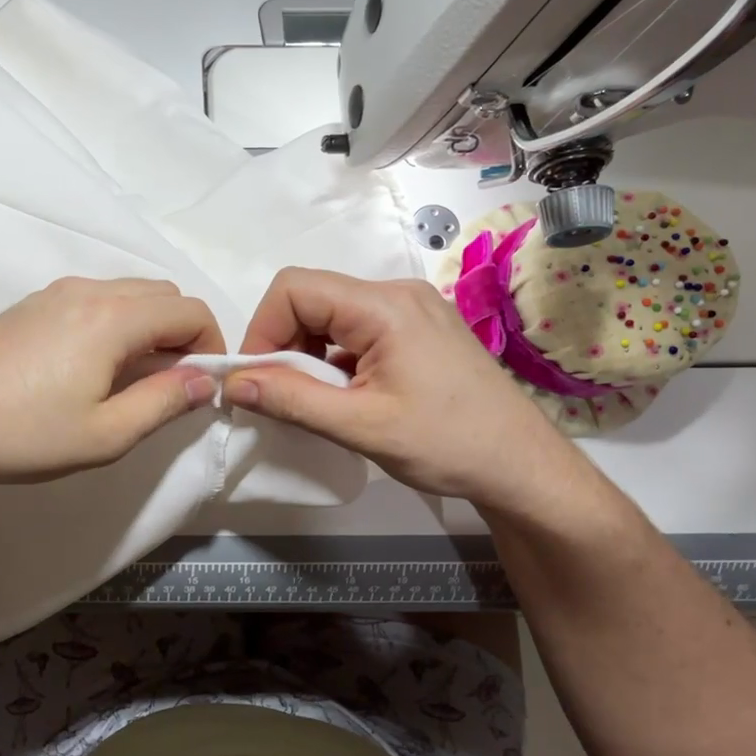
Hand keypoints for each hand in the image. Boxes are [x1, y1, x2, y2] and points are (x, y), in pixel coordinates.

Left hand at [0, 277, 224, 499]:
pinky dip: (111, 323)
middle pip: (160, 294)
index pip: (189, 310)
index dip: (210, 344)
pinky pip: (89, 300)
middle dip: (180, 333)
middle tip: (169, 384)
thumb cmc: (25, 437)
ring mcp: (51, 294)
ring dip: (145, 327)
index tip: (201, 385)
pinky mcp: (26, 306)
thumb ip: (164, 402)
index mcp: (112, 318)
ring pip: (124, 294)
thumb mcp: (106, 435)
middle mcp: (85, 291)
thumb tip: (205, 379)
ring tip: (129, 379)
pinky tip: (87, 368)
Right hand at [224, 268, 582, 510]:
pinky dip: (333, 359)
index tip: (258, 380)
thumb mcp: (360, 427)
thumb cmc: (446, 445)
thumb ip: (291, 400)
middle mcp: (397, 294)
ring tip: (315, 401)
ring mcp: (411, 310)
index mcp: (384, 306)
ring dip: (307, 354)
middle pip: (310, 298)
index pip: (294, 288)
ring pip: (330, 315)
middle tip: (282, 396)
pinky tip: (343, 396)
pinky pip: (355, 330)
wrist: (522, 467)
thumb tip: (233, 384)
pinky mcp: (418, 331)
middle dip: (282, 344)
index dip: (263, 329)